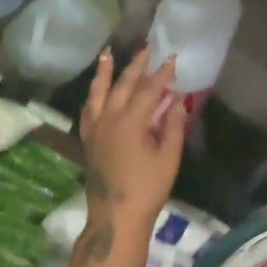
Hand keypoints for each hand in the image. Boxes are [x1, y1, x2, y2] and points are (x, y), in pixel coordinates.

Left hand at [79, 47, 183, 224]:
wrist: (115, 217)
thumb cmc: (147, 188)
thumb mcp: (168, 157)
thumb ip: (173, 125)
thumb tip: (178, 100)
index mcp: (131, 122)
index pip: (149, 90)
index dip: (162, 74)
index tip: (172, 59)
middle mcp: (109, 119)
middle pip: (123, 85)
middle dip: (136, 66)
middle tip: (147, 48)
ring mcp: (95, 129)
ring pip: (99, 93)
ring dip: (105, 73)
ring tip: (108, 54)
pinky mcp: (88, 140)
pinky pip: (88, 109)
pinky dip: (94, 95)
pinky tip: (97, 91)